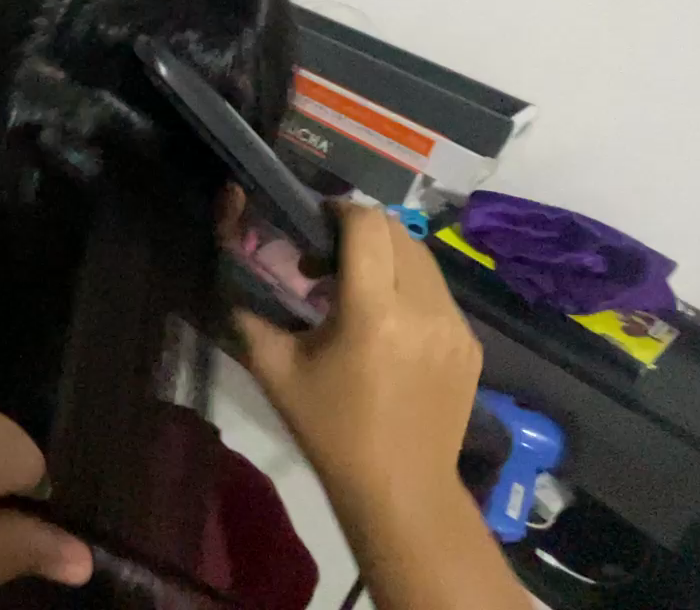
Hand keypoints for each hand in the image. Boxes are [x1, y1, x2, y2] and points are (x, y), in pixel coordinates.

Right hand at [237, 206, 481, 504]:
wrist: (400, 489)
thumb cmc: (329, 427)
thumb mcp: (273, 368)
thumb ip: (247, 311)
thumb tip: (229, 265)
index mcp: (372, 312)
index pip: (367, 225)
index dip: (339, 210)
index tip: (314, 222)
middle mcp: (423, 309)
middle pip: (397, 232)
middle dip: (360, 230)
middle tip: (326, 256)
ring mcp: (455, 326)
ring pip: (421, 258)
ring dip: (385, 255)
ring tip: (355, 285)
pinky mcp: (470, 344)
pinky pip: (437, 291)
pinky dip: (407, 285)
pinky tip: (385, 319)